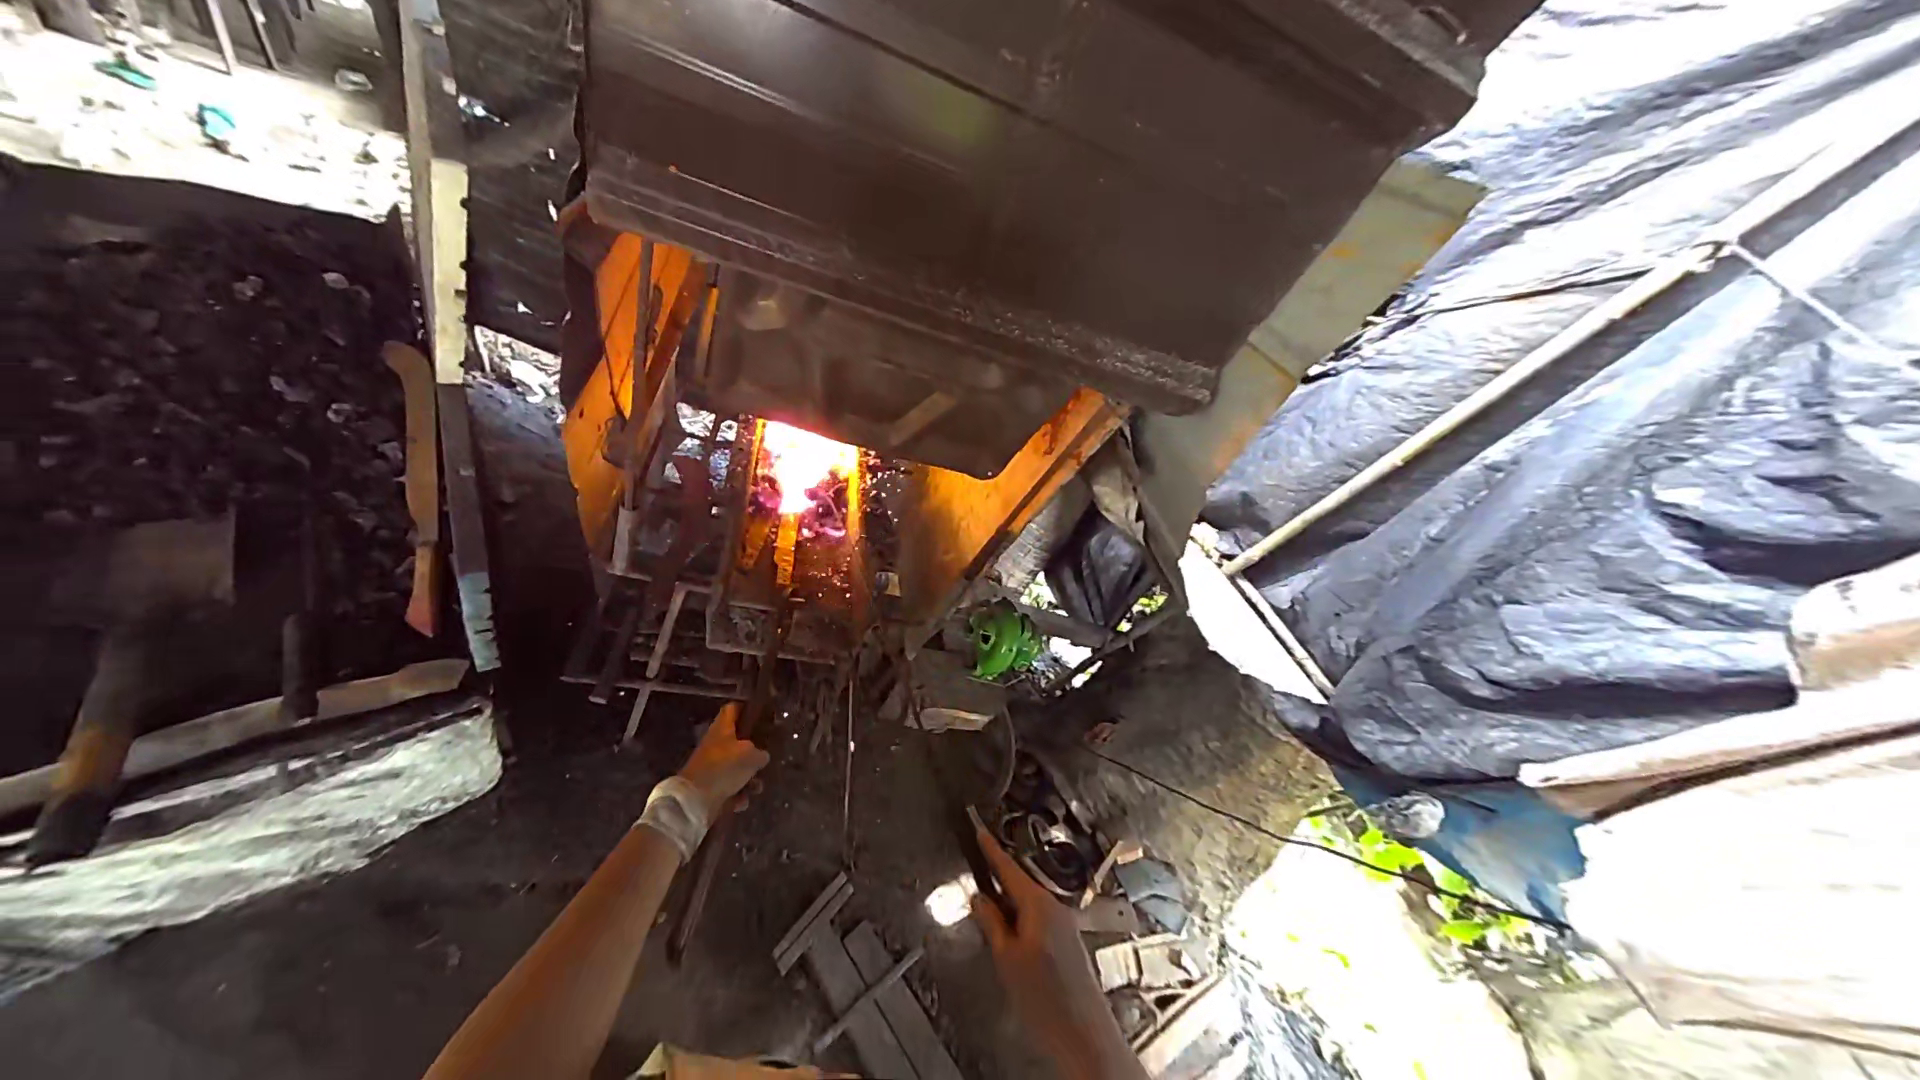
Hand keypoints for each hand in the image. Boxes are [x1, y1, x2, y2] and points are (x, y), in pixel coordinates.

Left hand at [677, 703, 769, 820]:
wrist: (695, 800)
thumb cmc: (724, 768)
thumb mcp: (751, 756)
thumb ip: (760, 754)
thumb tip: (761, 757)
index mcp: (722, 729)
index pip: (733, 708)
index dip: (746, 708)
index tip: (761, 714)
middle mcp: (715, 745)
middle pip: (738, 741)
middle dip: (753, 752)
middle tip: (765, 756)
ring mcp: (712, 766)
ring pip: (737, 768)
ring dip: (750, 778)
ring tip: (756, 787)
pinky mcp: (710, 786)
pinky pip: (731, 787)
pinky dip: (738, 795)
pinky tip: (741, 800)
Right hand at [971, 825, 1147, 1079]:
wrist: (1084, 1034)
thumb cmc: (1042, 994)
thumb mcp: (1006, 957)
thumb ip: (992, 922)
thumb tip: (979, 896)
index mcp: (1038, 903)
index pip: (1009, 868)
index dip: (992, 849)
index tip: (979, 829)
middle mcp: (1055, 906)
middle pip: (1021, 883)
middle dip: (1000, 876)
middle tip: (978, 864)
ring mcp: (1064, 923)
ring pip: (1030, 902)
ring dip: (1009, 900)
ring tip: (988, 903)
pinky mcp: (1068, 941)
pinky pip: (1039, 916)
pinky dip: (1021, 916)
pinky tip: (1009, 931)